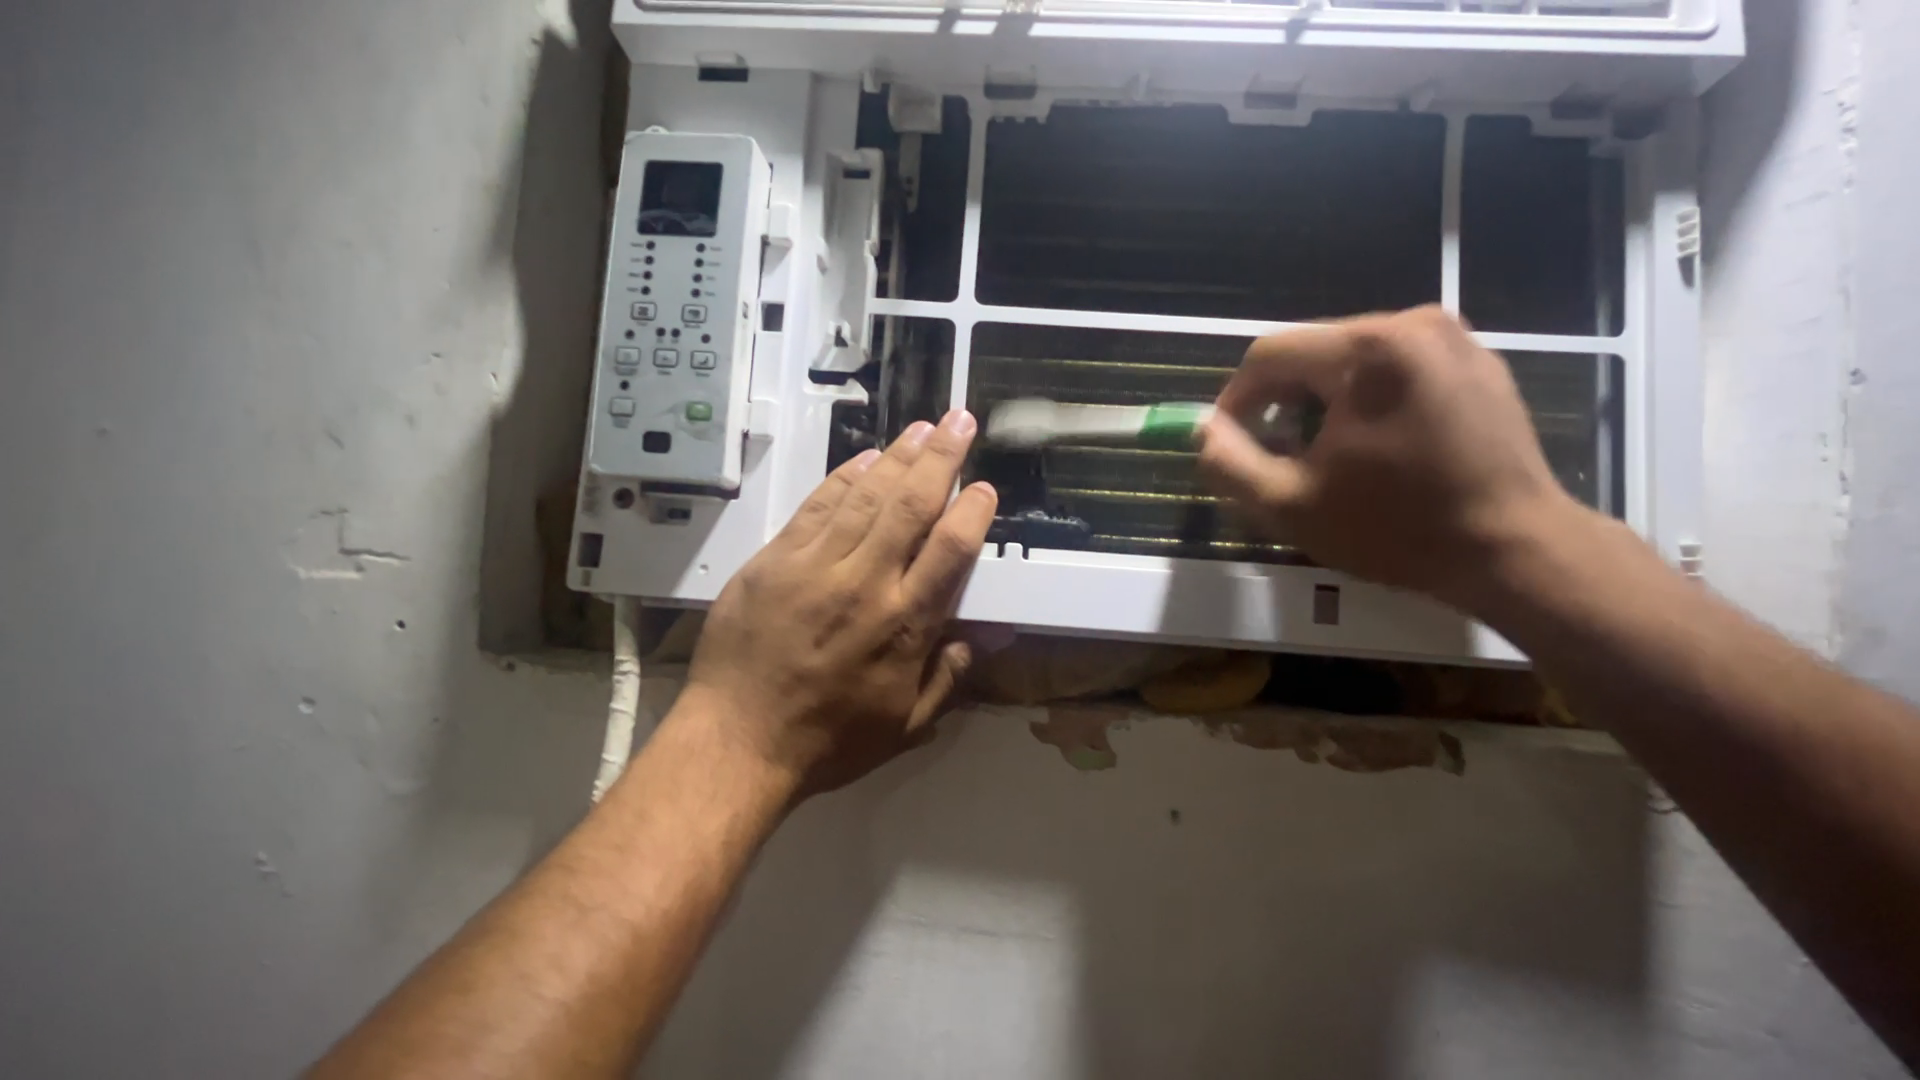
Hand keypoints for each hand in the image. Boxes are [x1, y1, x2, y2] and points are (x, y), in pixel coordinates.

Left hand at [680, 409, 997, 796]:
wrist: (737, 740)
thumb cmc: (829, 740)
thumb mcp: (905, 724)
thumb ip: (949, 675)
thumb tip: (987, 634)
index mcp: (904, 624)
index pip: (949, 550)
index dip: (972, 511)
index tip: (984, 487)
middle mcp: (865, 582)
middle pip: (910, 506)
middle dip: (940, 459)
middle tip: (960, 421)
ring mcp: (815, 565)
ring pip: (865, 497)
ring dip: (897, 457)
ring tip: (922, 428)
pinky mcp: (774, 560)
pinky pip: (815, 507)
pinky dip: (843, 478)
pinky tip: (864, 458)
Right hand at [1197, 306, 1580, 609]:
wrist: (1515, 550)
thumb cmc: (1396, 528)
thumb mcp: (1291, 505)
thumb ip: (1229, 463)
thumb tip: (1202, 429)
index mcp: (1367, 349)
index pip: (1269, 354)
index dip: (1235, 399)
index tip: (1229, 443)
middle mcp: (1414, 323)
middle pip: (1314, 351)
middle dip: (1282, 399)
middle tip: (1276, 453)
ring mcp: (1455, 339)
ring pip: (1355, 358)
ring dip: (1324, 398)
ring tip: (1324, 452)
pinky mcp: (1481, 363)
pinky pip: (1399, 367)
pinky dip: (1371, 397)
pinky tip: (1376, 445)